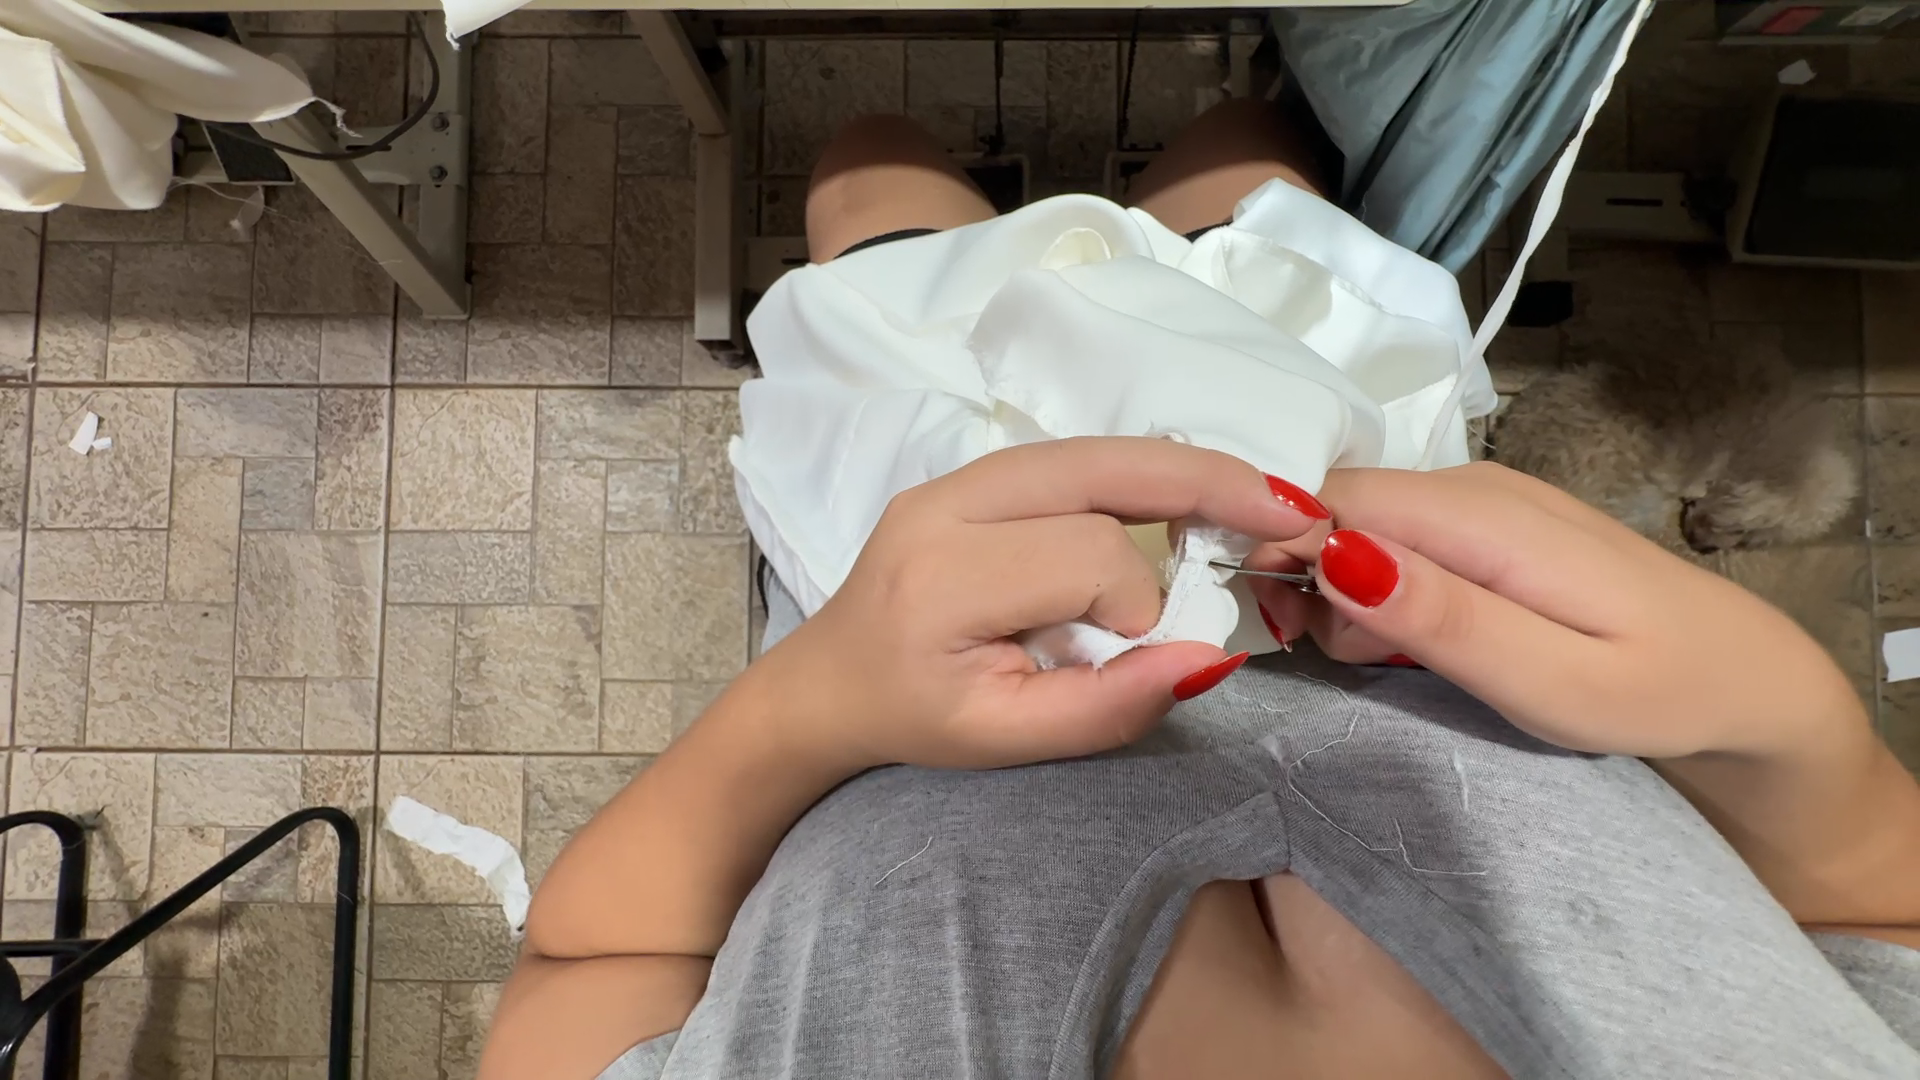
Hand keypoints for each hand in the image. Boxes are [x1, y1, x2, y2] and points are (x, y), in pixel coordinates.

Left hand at [752, 437, 1326, 770]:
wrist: (827, 683)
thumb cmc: (911, 720)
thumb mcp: (1004, 740)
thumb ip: (1105, 708)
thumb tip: (1210, 657)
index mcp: (944, 578)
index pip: (1083, 555)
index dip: (1133, 599)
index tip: (1131, 641)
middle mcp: (943, 505)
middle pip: (1098, 466)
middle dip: (1204, 482)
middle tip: (1288, 508)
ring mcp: (950, 479)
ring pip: (1089, 449)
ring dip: (1177, 470)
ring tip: (1247, 499)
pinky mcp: (964, 476)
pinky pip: (1068, 459)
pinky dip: (1134, 474)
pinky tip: (1177, 496)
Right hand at [1247, 462, 1865, 758]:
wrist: (1747, 682)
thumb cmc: (1660, 696)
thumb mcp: (1555, 684)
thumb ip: (1444, 617)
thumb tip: (1337, 554)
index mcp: (1483, 514)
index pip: (1331, 497)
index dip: (1283, 548)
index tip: (1282, 621)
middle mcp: (1469, 485)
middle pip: (1334, 508)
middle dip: (1308, 579)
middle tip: (1343, 652)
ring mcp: (1474, 498)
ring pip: (1354, 526)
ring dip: (1340, 593)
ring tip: (1389, 654)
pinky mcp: (1476, 522)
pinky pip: (1387, 539)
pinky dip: (1373, 589)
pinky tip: (1410, 632)